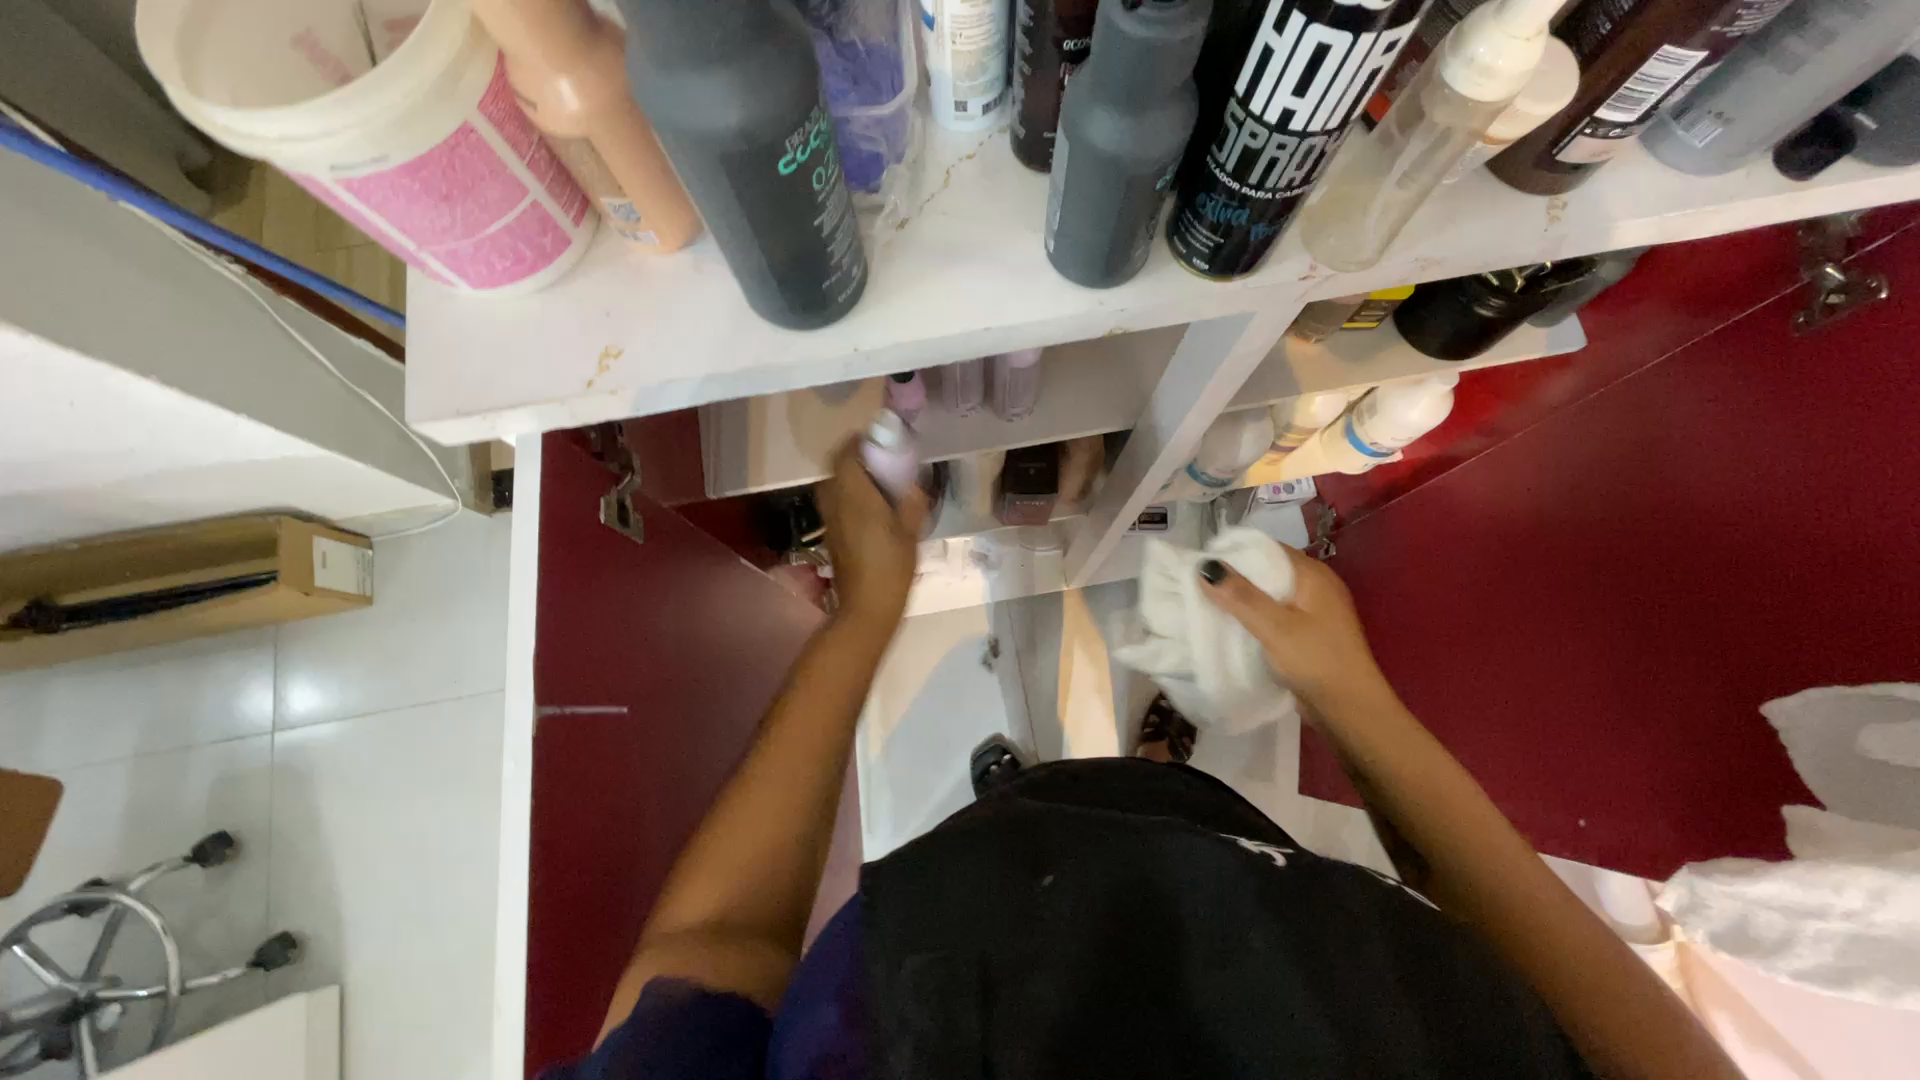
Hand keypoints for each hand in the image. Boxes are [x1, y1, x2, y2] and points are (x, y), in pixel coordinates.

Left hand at [816, 438, 929, 627]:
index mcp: (855, 496)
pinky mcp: (831, 534)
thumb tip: (913, 484)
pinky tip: (871, 507)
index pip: (846, 455)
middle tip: (879, 460)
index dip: (857, 443)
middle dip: (854, 458)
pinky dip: (848, 495)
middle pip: (835, 467)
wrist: (866, 607)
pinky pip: (835, 502)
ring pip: (833, 485)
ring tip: (875, 482)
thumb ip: (912, 502)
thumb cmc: (891, 568)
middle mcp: (836, 502)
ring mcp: (829, 519)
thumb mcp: (911, 533)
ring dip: (849, 477)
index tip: (877, 440)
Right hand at [1199, 547, 1386, 708]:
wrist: (1349, 710)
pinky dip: (1253, 618)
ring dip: (1242, 600)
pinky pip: (1273, 616)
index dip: (1235, 552)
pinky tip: (1231, 627)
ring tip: (1207, 604)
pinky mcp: (1307, 634)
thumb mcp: (1275, 627)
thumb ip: (1241, 596)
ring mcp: (1312, 612)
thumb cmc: (1316, 661)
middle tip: (1197, 585)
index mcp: (1313, 575)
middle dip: (1234, 577)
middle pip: (1267, 571)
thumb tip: (1205, 565)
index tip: (1201, 563)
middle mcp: (1315, 587)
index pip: (1268, 549)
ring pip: (1269, 596)